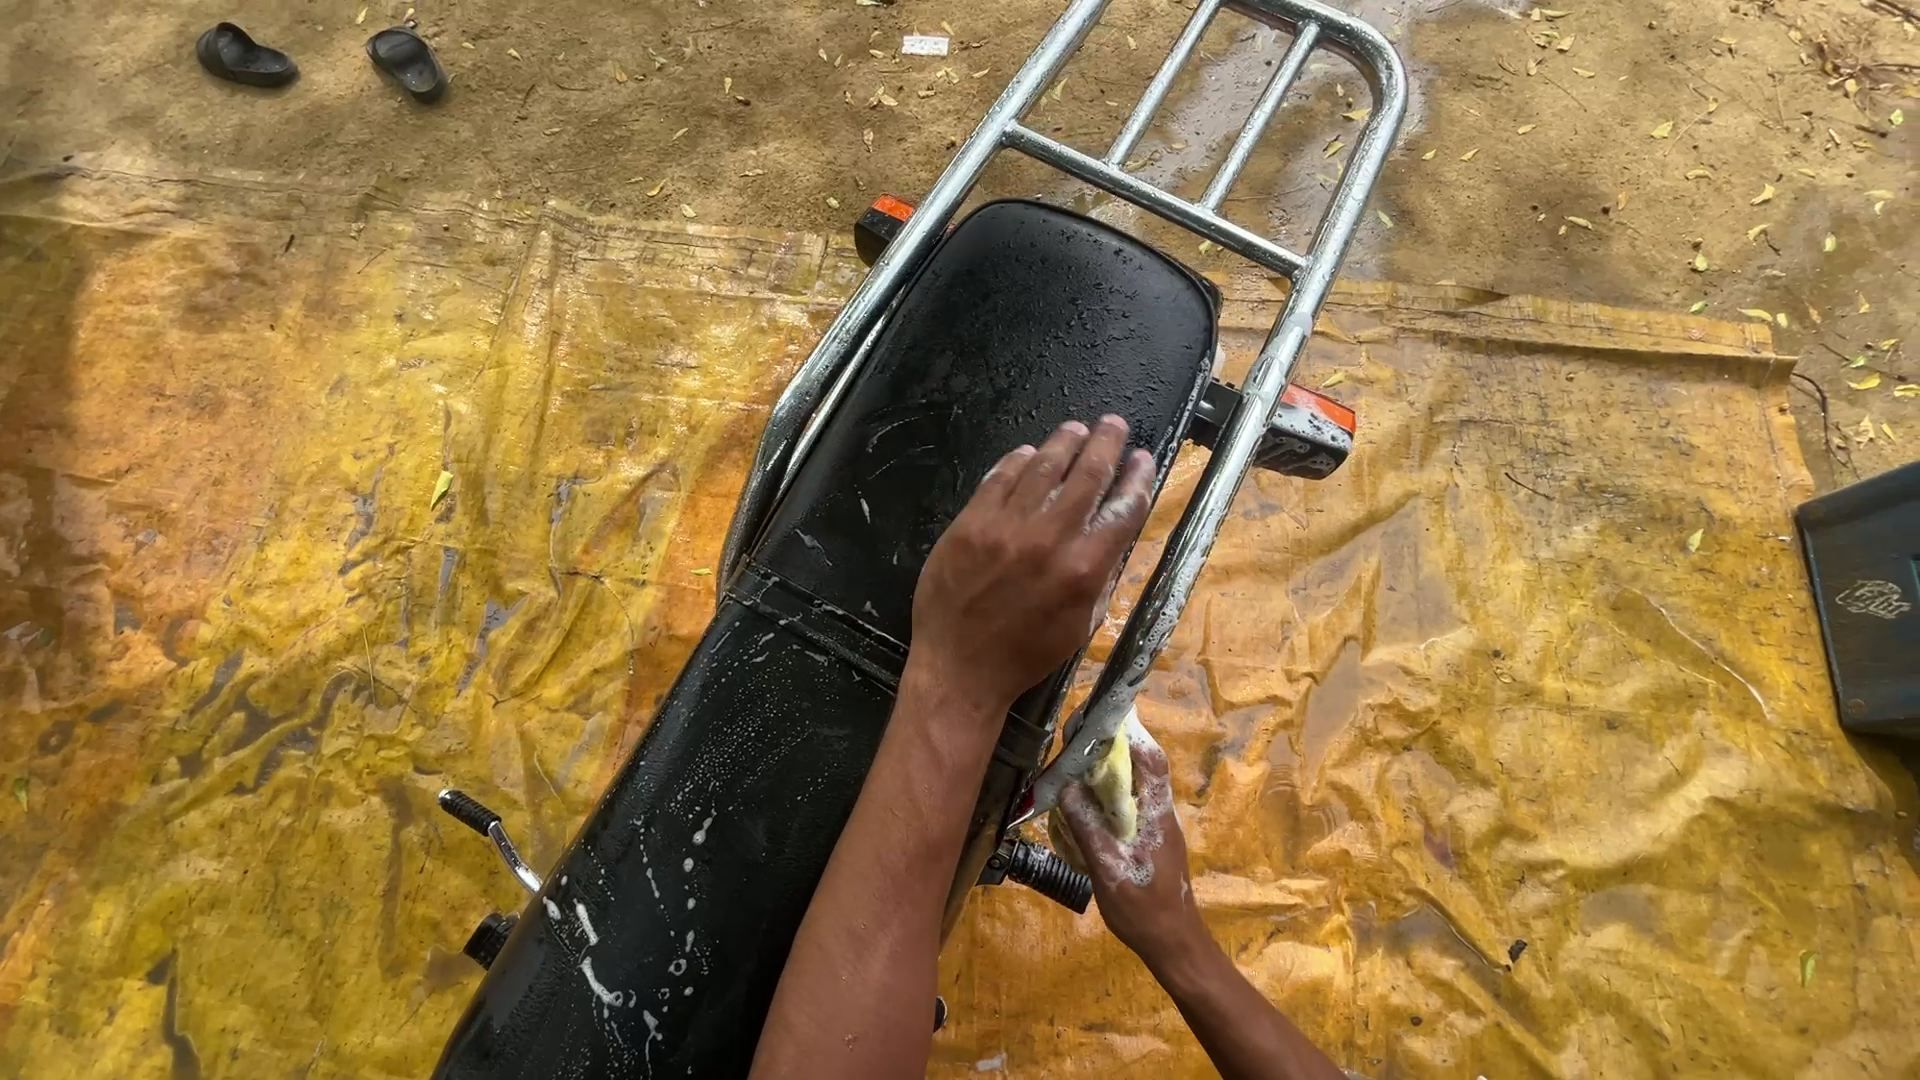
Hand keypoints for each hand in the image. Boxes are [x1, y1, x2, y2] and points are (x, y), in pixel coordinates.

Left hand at [909, 416, 1154, 711]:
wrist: (960, 666)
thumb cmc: (1026, 654)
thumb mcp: (1082, 625)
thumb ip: (1103, 575)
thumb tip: (1118, 533)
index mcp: (1084, 570)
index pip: (1122, 509)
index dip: (1137, 478)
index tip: (1142, 457)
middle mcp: (1049, 540)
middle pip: (1086, 476)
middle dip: (1106, 444)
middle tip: (1113, 424)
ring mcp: (1006, 527)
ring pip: (1042, 467)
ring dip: (1063, 442)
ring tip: (1076, 428)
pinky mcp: (970, 524)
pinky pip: (999, 479)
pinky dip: (1017, 460)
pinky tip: (1029, 452)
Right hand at [1063, 736, 1205, 967]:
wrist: (1175, 945)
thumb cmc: (1144, 909)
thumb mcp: (1109, 871)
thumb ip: (1088, 829)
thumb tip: (1068, 788)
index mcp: (1156, 816)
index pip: (1153, 762)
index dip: (1134, 735)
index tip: (1107, 718)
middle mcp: (1161, 815)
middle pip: (1144, 768)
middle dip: (1117, 749)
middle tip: (1082, 740)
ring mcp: (1159, 828)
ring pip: (1138, 786)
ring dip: (1113, 772)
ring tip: (1079, 766)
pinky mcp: (1153, 841)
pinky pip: (1132, 805)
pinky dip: (1112, 795)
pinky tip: (1088, 805)